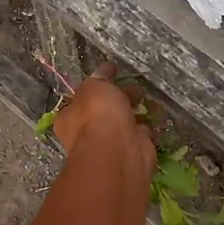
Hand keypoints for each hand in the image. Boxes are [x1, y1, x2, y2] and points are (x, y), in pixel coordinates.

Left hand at [53, 63, 155, 177]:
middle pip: (104, 110)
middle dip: (118, 97)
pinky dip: (146, 127)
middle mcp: (87, 134)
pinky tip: (154, 116)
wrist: (119, 152)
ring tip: (145, 98)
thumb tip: (103, 74)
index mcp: (69, 118)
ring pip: (123, 123)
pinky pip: (139, 135)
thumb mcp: (93, 86)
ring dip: (133, 112)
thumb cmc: (98, 115)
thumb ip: (99, 79)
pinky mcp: (131, 152)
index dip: (97, 83)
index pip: (82, 97)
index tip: (112, 71)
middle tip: (133, 87)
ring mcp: (110, 145)